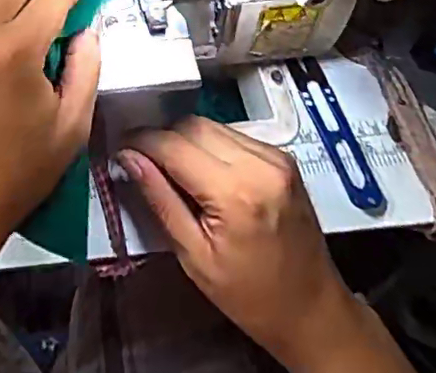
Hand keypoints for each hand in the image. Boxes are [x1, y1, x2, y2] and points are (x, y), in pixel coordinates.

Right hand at [120, 118, 411, 372]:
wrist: (314, 311)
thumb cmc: (250, 297)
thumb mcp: (195, 257)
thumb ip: (160, 199)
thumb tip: (128, 157)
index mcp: (235, 193)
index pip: (173, 144)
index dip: (140, 141)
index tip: (120, 148)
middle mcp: (258, 163)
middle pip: (191, 125)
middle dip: (162, 137)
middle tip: (141, 158)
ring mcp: (275, 155)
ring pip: (211, 124)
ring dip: (184, 138)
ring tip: (170, 165)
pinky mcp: (282, 155)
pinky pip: (231, 134)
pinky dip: (209, 144)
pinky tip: (202, 169)